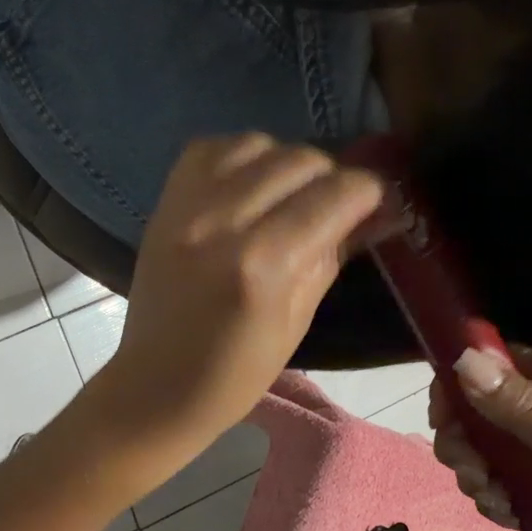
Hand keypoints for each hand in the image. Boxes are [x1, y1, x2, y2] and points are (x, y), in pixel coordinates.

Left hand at [96, 134, 383, 443]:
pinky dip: (237, 159)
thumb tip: (376, 211)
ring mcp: (186, 209)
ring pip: (257, 144)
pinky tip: (246, 188)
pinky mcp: (163, 205)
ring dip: (283, 164)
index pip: (337, 194)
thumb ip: (334, 255)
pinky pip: (209, 149)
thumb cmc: (233, 375)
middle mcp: (223, 223)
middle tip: (330, 210)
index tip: (377, 207)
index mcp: (264, 265)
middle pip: (300, 159)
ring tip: (285, 199)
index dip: (370, 194)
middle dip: (330, 179)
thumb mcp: (297, 322)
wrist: (154, 387)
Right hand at [430, 347, 531, 530]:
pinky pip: (507, 483)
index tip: (446, 426)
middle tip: (476, 476)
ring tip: (501, 504)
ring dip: (480, 480)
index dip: (452, 393)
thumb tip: (460, 356)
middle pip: (474, 416)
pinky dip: (501, 500)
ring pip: (486, 455)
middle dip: (464, 449)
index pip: (482, 367)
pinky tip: (512, 516)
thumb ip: (512, 402)